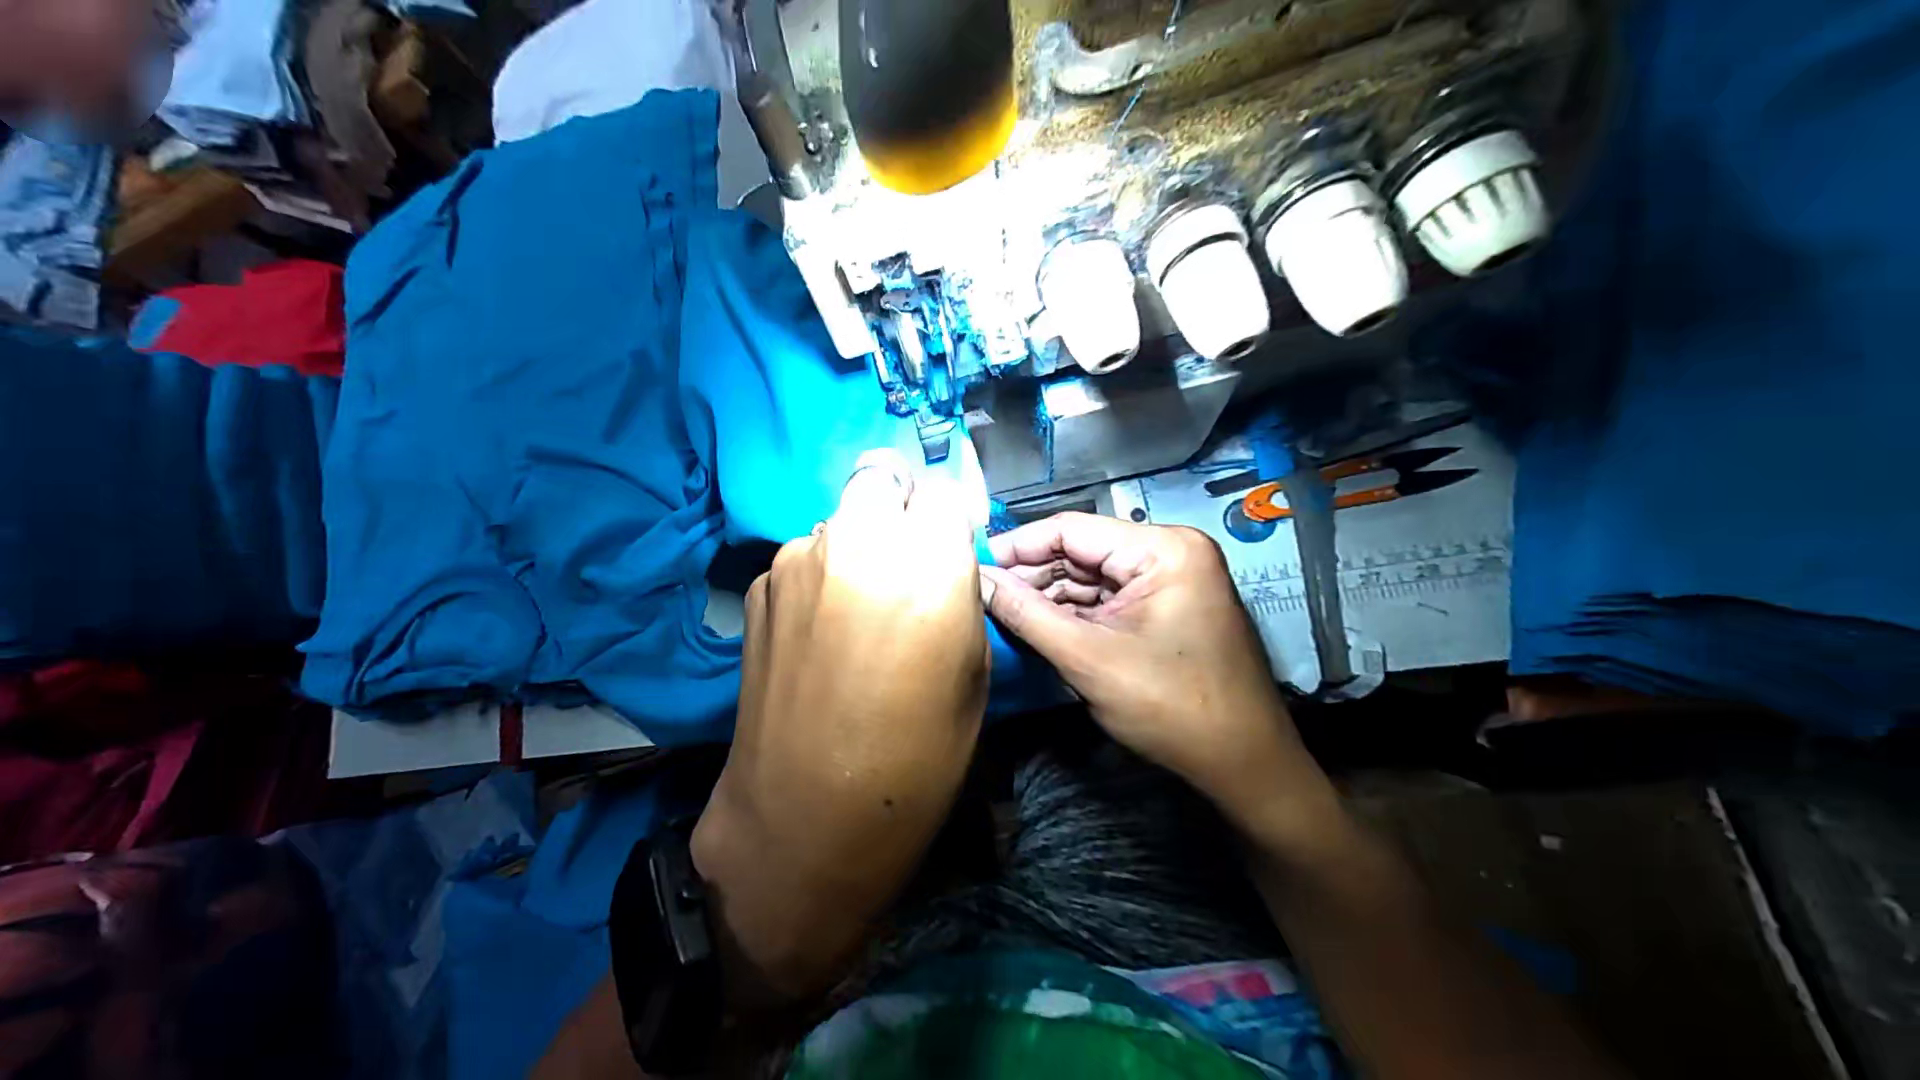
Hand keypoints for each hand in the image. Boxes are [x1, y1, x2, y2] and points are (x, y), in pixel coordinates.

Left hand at [693, 449, 988, 1001]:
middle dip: (898, 504)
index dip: (949, 520)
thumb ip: (957, 596)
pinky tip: (820, 632)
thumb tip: (941, 564)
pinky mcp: (759, 585)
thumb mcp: (971, 669)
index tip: (949, 549)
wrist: (808, 810)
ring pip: (839, 519)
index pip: (944, 491)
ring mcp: (798, 558)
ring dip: (856, 545)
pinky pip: (804, 557)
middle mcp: (858, 540)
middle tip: (904, 558)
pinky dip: (819, 577)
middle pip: (881, 477)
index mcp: (926, 561)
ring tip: (858, 608)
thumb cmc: (917, 754)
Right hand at [981, 513, 1312, 823]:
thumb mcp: (1088, 659)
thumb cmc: (1171, 708)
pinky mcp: (1165, 608)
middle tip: (981, 598)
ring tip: (1000, 615)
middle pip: (1080, 553)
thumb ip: (1026, 614)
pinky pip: (1107, 601)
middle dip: (1031, 577)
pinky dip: (1072, 615)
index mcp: (1163, 549)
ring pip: (1089, 578)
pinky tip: (1036, 628)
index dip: (1017, 547)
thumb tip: (977, 580)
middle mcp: (1169, 552)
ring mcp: (1170, 580)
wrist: (1244, 763)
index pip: (1071, 529)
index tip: (972, 566)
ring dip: (1047, 599)